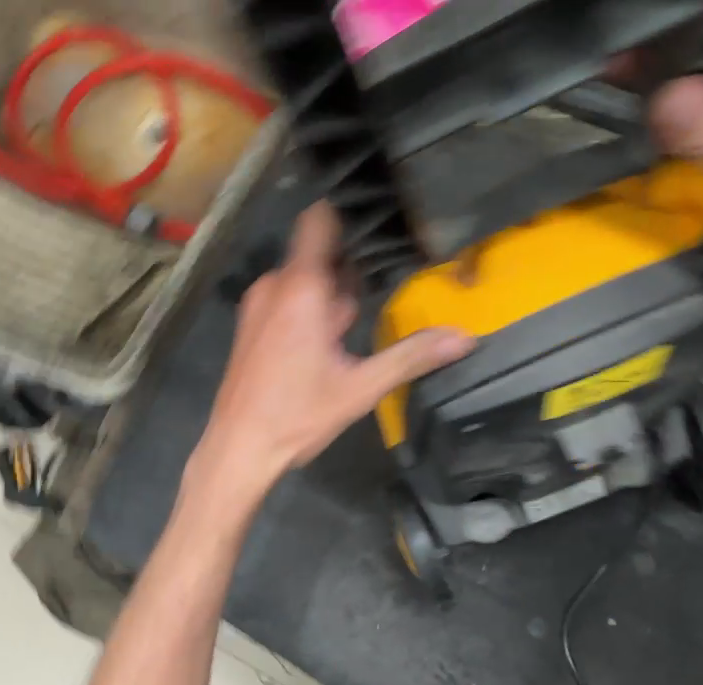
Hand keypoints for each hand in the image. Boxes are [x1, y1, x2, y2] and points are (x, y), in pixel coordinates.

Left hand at [192, 203, 473, 494]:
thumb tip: (464, 338)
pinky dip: (306, 315)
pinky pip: (286, 303)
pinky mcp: (249, 327)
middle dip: (347, 280)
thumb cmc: (296, 417)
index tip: (380, 226)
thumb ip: (411, 357)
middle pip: (321, 259)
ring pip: (304, 284)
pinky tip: (319, 354)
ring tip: (346, 339)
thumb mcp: (360, 389)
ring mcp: (257, 306)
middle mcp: (274, 286)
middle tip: (374, 305)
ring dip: (328, 304)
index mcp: (300, 289)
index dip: (350, 218)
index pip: (320, 220)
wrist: (238, 448)